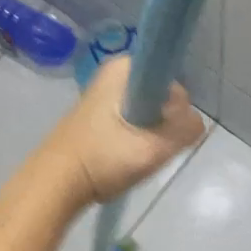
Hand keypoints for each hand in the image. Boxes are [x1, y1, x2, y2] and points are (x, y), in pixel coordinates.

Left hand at [38, 57, 205, 206]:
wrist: (55, 183)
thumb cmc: (102, 160)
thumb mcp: (153, 148)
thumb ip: (186, 130)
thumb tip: (195, 121)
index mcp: (125, 67)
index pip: (173, 79)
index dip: (176, 108)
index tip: (164, 130)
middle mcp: (116, 72)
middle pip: (163, 95)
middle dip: (165, 122)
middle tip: (151, 147)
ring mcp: (107, 92)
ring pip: (151, 109)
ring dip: (152, 132)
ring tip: (137, 153)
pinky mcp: (103, 112)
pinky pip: (137, 117)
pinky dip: (139, 136)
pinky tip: (128, 155)